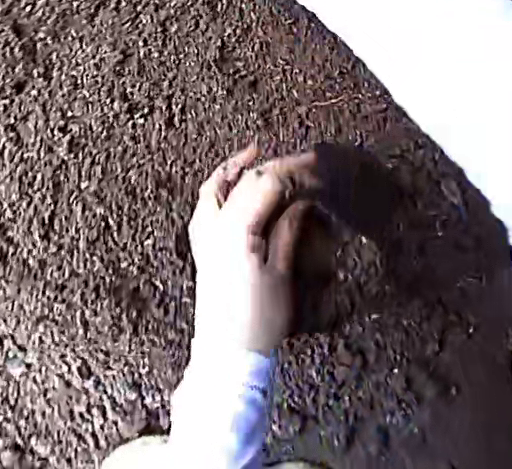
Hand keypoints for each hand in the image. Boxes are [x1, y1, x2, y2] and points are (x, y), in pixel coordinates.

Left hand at [188, 146, 319, 355]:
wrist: (227, 358)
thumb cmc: (257, 321)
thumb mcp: (280, 273)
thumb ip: (287, 229)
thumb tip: (300, 200)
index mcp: (237, 231)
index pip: (264, 183)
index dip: (289, 169)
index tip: (310, 163)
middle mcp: (215, 228)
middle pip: (242, 181)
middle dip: (268, 166)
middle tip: (295, 160)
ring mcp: (204, 237)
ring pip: (215, 187)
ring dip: (235, 168)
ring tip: (254, 154)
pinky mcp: (201, 247)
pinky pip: (205, 204)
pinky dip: (218, 187)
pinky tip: (231, 185)